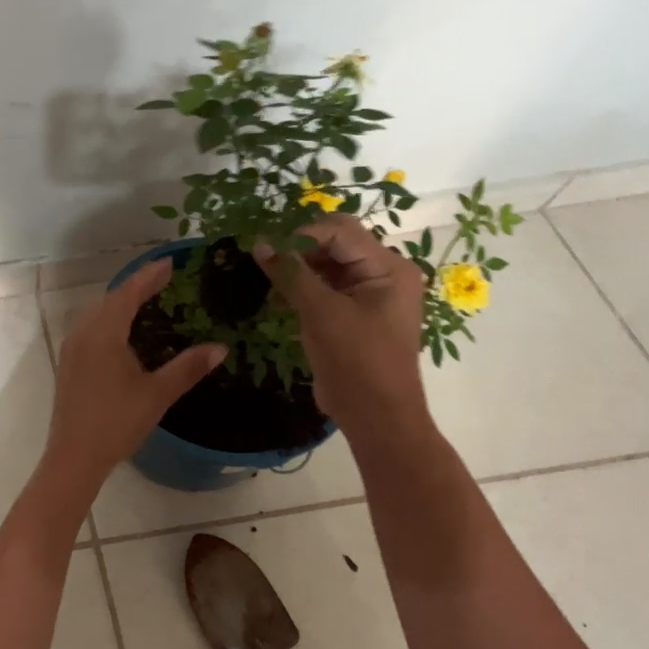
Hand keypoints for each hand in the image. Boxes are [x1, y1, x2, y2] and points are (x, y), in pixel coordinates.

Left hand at [46, 260, 227, 481]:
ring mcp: (71, 349)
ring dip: (119, 303)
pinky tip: (124, 333)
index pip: (127, 294)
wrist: (74, 455)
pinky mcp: (68, 364)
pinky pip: (89, 329)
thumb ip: (187, 367)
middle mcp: (83, 334)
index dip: (149, 276)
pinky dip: (108, 320)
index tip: (170, 262)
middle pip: (109, 299)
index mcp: (103, 334)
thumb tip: (219, 347)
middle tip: (163, 279)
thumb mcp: (157, 394)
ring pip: (96, 313)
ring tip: (146, 301)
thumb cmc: (117, 422)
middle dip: (135, 286)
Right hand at [254, 214, 430, 434]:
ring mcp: (370, 294)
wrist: (376, 416)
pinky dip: (303, 285)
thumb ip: (291, 273)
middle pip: (336, 243)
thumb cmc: (356, 360)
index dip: (300, 235)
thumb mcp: (321, 312)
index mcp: (389, 268)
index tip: (264, 248)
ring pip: (328, 264)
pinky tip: (279, 293)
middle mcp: (384, 273)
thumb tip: (259, 243)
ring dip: (298, 266)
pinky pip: (327, 286)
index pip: (339, 232)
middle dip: (299, 247)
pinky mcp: (354, 313)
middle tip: (264, 258)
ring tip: (268, 275)